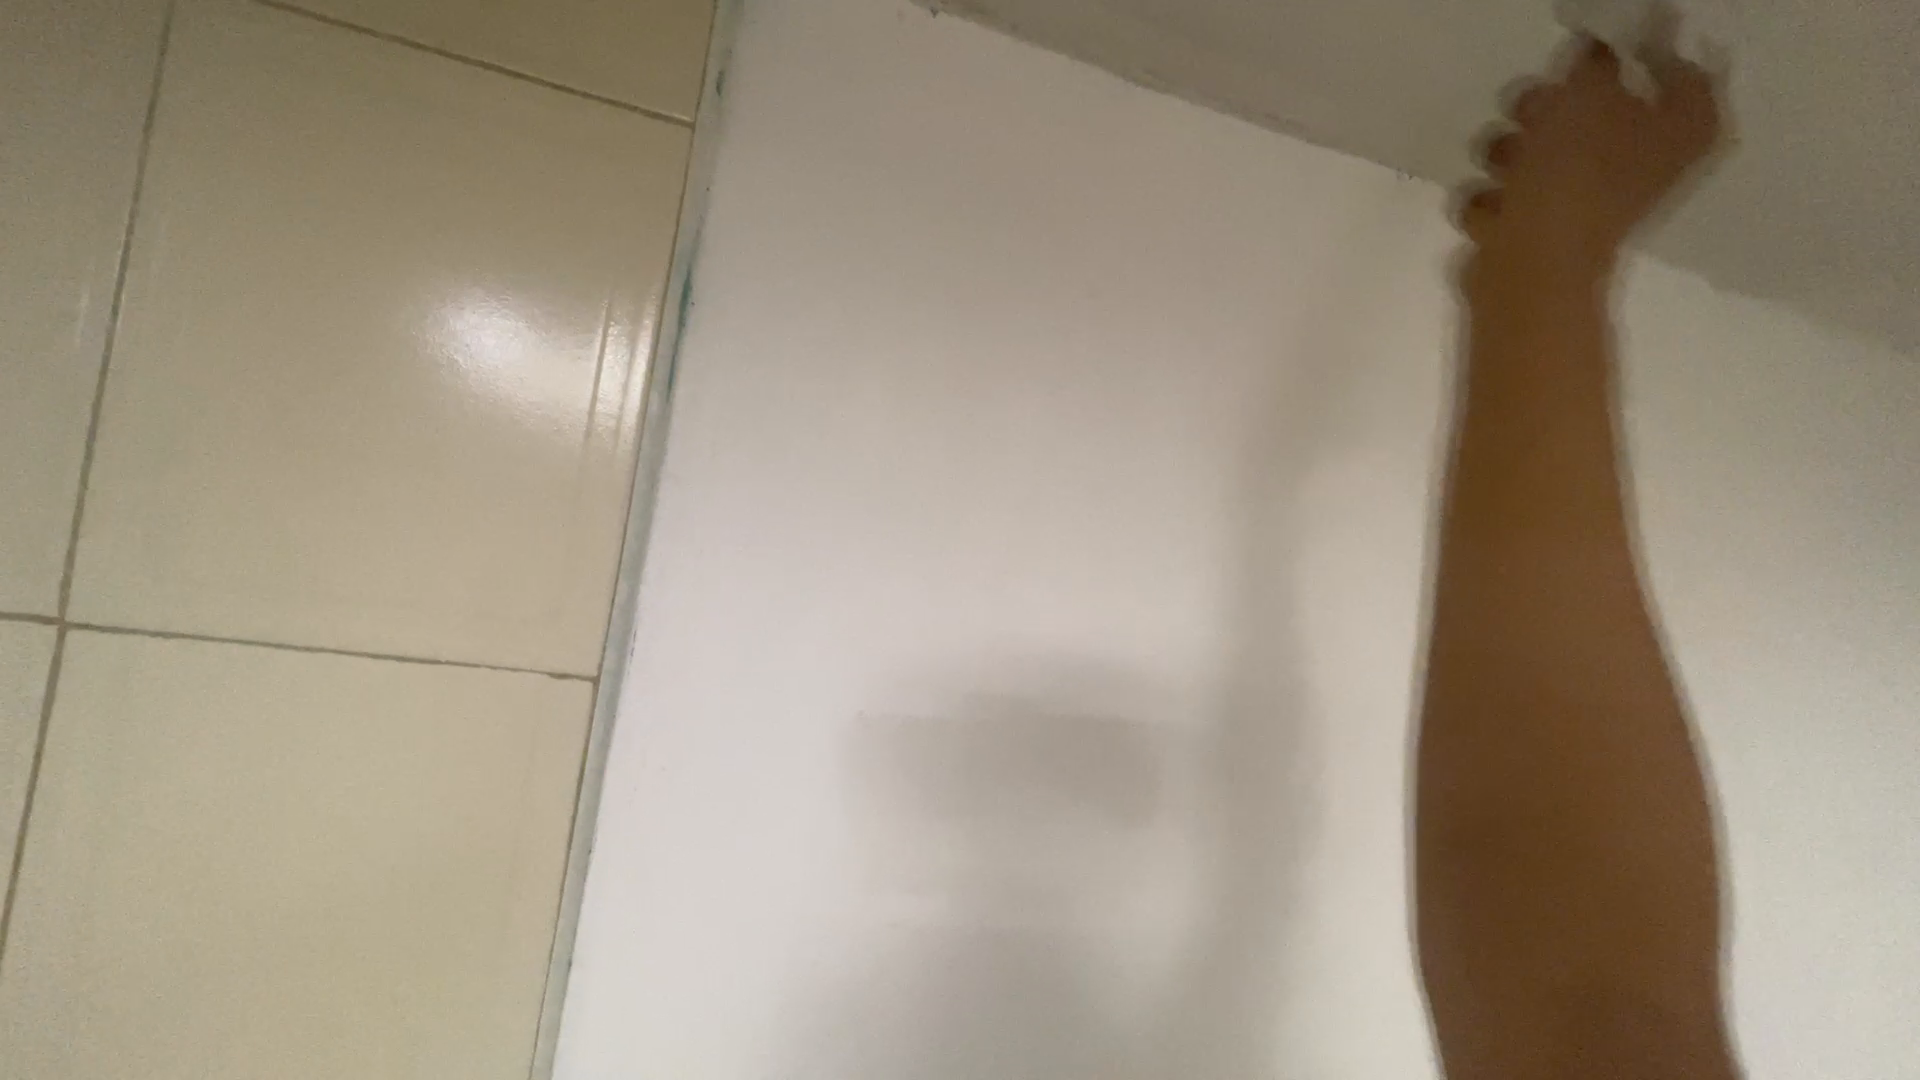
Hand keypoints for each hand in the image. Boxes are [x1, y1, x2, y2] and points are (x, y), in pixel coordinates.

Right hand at [1457, 25, 1726, 277]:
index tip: (1581, 56)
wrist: (1528, 273)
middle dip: (1551, 107)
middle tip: (1531, 111)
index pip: (1672, 66)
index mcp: (1683, 127)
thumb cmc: (1571, 185)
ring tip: (1499, 163)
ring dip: (1510, 152)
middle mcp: (1642, 164)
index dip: (1627, 53)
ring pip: (1540, 153)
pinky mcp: (1536, 232)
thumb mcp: (1590, 101)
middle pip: (1594, 110)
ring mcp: (1585, 203)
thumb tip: (1597, 47)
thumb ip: (1595, 65)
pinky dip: (1492, 201)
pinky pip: (1507, 199)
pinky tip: (1489, 208)